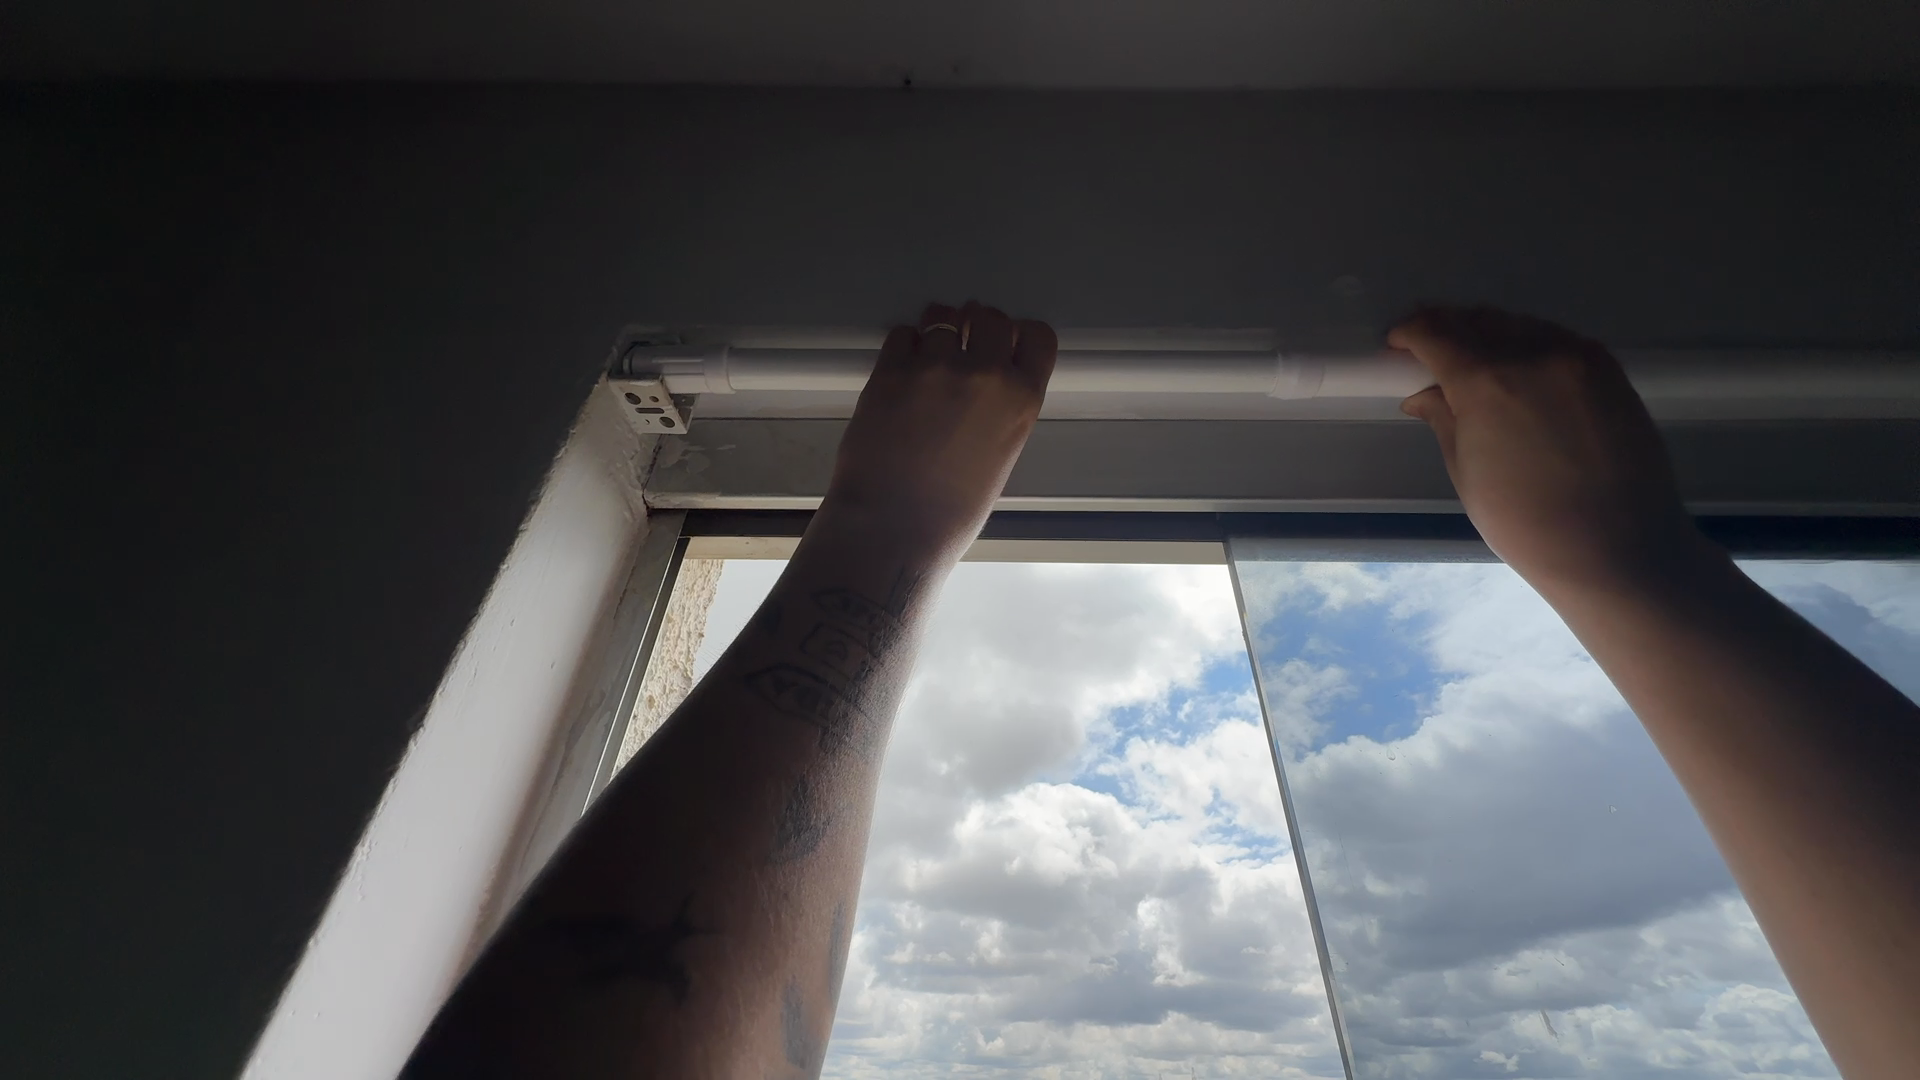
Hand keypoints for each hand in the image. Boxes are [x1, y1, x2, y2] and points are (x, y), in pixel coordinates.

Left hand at [822, 301, 1056, 550]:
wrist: (893, 526)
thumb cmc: (950, 514)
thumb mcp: (999, 460)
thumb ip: (1000, 415)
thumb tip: (983, 393)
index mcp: (1021, 400)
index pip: (1037, 337)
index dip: (1019, 335)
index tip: (1007, 342)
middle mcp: (984, 373)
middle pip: (989, 318)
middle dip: (978, 326)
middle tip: (964, 344)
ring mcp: (934, 367)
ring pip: (942, 317)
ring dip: (938, 329)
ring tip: (928, 353)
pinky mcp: (890, 370)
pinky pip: (902, 334)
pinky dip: (904, 346)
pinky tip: (902, 370)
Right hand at [1390, 307, 1714, 594]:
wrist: (1615, 544)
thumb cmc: (1521, 519)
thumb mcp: (1464, 469)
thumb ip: (1444, 418)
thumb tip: (1425, 394)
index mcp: (1487, 382)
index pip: (1436, 334)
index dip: (1408, 334)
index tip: (1394, 344)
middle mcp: (1535, 355)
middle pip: (1478, 320)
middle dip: (1444, 326)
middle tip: (1421, 346)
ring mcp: (1579, 359)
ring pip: (1518, 323)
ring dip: (1484, 331)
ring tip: (1464, 355)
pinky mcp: (1609, 370)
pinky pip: (1554, 338)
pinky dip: (1524, 341)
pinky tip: (1512, 366)